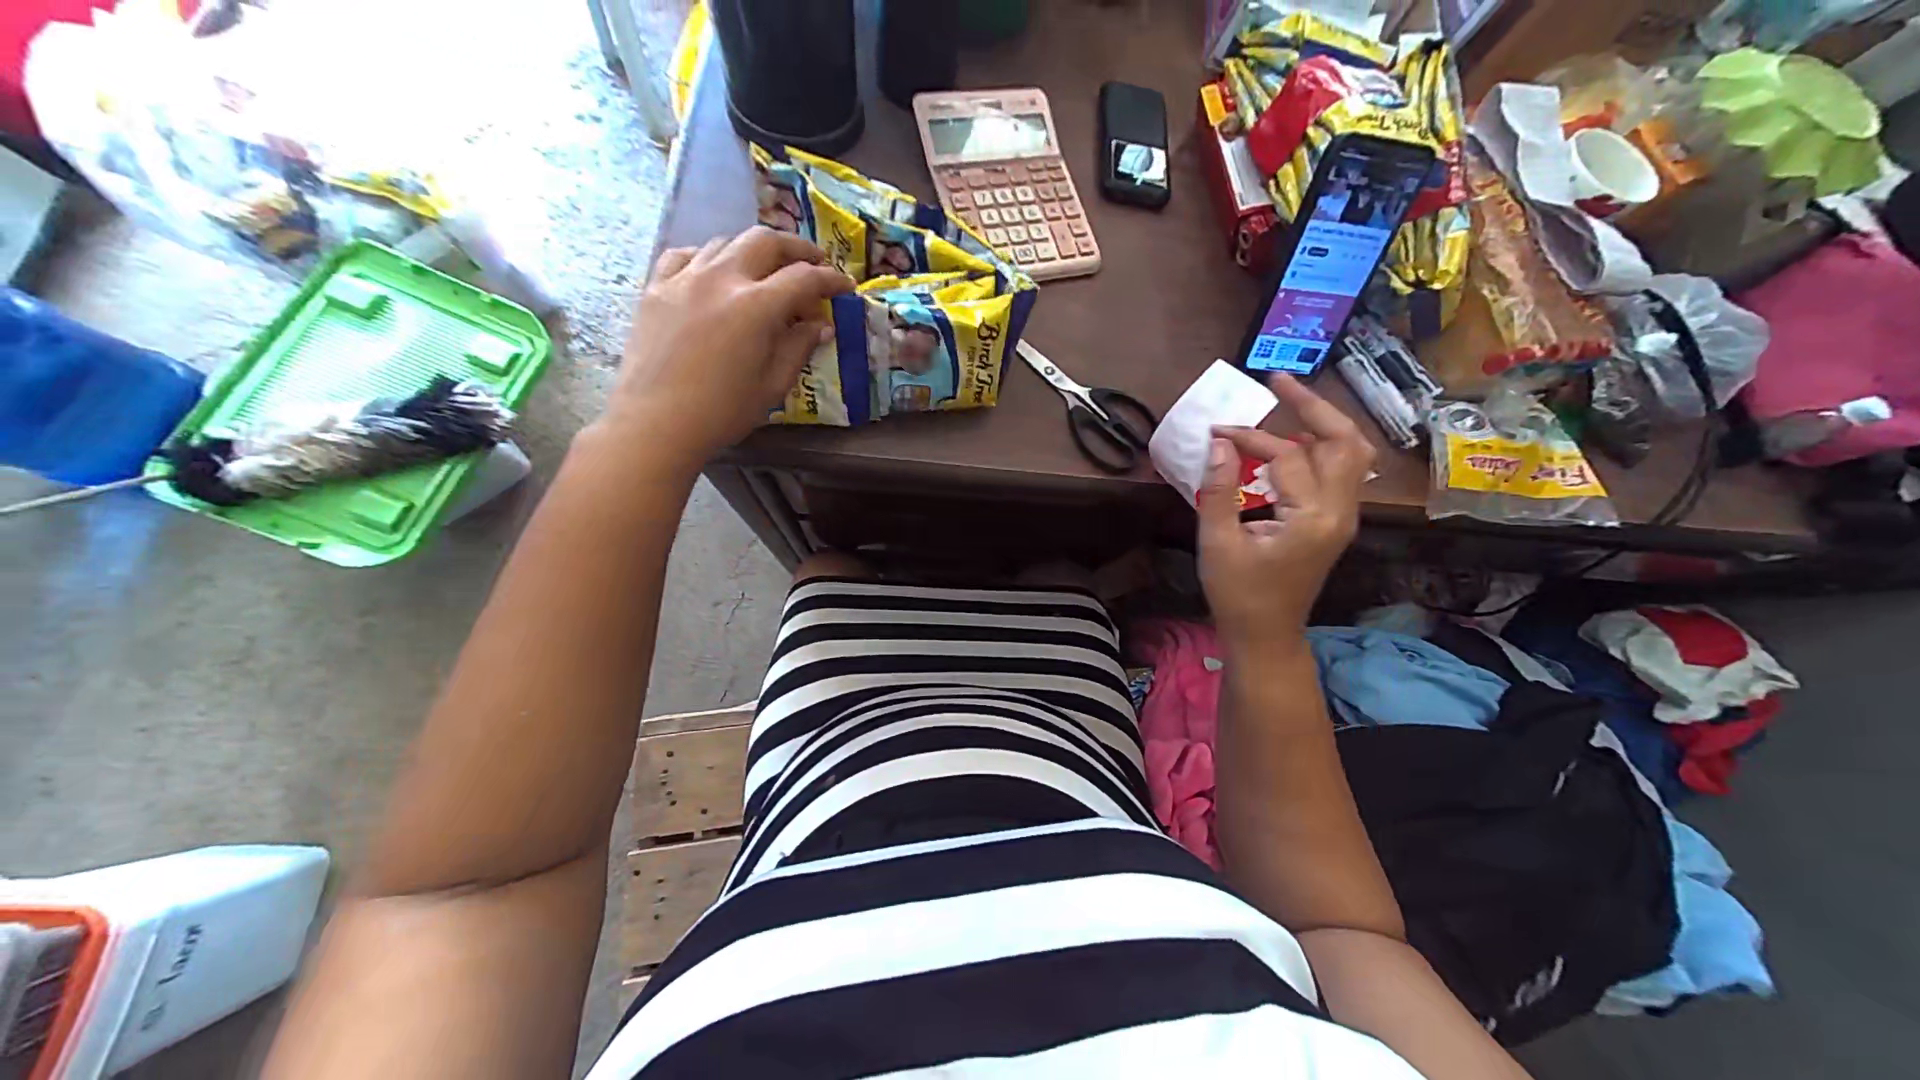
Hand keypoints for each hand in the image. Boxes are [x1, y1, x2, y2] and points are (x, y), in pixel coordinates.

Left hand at [603, 227, 854, 460]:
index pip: (804, 278)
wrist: (655, 424)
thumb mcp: (772, 385)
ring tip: (766, 271)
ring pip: (726, 243)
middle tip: (813, 263)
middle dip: (797, 248)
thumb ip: (799, 347)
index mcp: (756, 306)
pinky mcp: (656, 288)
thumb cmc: (721, 412)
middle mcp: (721, 279)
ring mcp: (685, 278)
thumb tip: (820, 325)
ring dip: (754, 251)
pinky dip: (708, 257)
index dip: (831, 280)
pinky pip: (685, 255)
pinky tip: (714, 273)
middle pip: (766, 241)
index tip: (845, 287)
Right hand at [1197, 374, 1375, 648]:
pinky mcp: (1335, 522)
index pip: (1288, 457)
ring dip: (1322, 426)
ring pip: (1351, 454)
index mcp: (1313, 517)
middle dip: (1314, 407)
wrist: (1266, 635)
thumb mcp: (1218, 542)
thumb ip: (1217, 489)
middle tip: (1279, 383)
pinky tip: (1290, 444)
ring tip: (1288, 408)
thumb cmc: (1238, 594)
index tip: (1217, 432)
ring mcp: (1343, 517)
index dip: (1250, 439)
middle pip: (1346, 441)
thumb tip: (1218, 442)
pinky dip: (1319, 449)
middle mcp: (1340, 511)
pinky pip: (1340, 472)